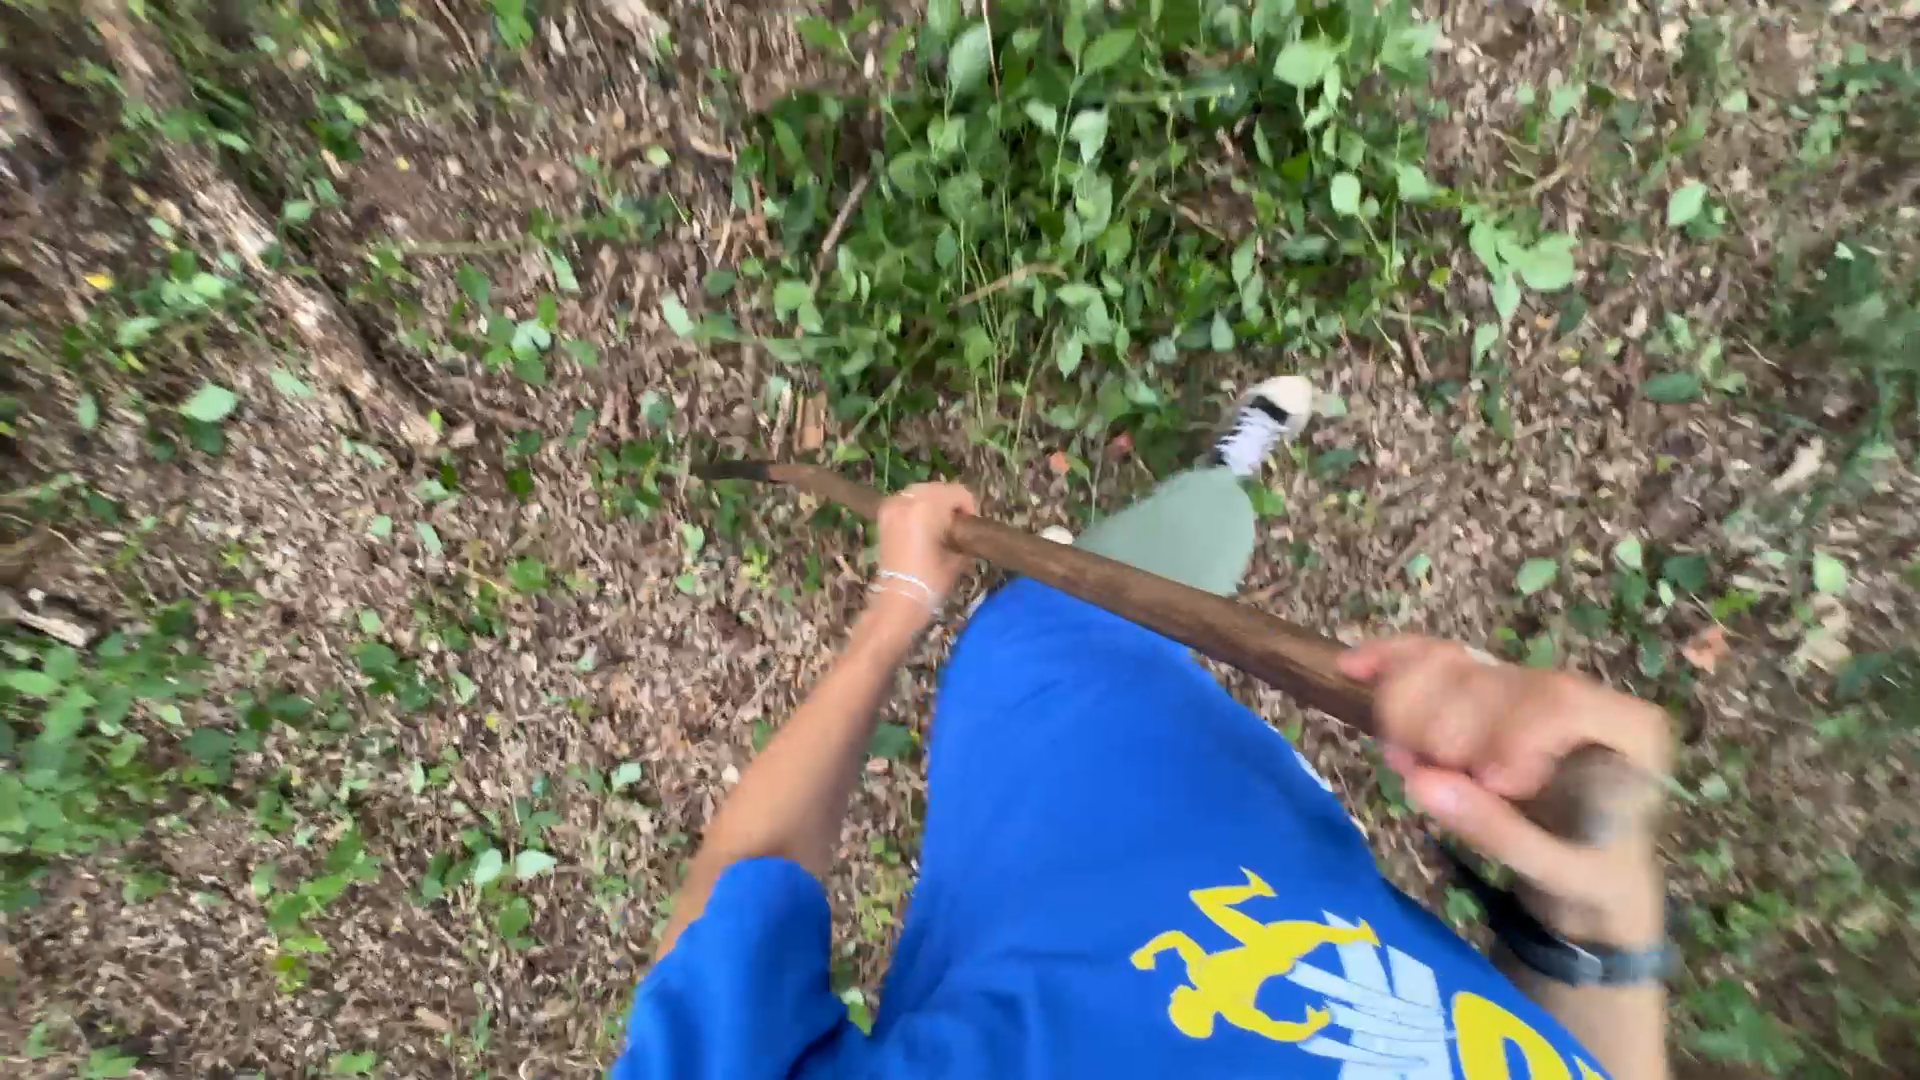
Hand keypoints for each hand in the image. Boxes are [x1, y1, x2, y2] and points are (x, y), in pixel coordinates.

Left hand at [863, 482, 977, 633]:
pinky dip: (916, 508)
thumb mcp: (958, 556)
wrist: (898, 600)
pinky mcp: (883, 517)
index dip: (969, 506)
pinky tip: (923, 525)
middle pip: (937, 488)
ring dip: (932, 502)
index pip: (957, 492)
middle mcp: (907, 500)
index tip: (971, 523)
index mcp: (927, 507)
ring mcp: (892, 507)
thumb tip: (965, 528)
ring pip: (919, 492)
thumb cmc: (932, 581)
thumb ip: (964, 534)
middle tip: (956, 523)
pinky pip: (905, 501)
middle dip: (949, 502)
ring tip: (939, 524)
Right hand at [1338, 637, 1670, 944]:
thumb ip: (1498, 830)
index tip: (1492, 782)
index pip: (1558, 698)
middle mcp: (1572, 691)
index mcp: (1625, 729)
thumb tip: (1421, 783)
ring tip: (1405, 759)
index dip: (1510, 732)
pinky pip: (1426, 659)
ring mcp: (1519, 681)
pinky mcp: (1476, 683)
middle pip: (1488, 679)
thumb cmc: (1586, 873)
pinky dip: (1386, 662)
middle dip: (1441, 728)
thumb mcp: (1559, 871)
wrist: (1580, 869)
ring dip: (1405, 709)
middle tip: (1429, 778)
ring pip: (1446, 664)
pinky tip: (1351, 667)